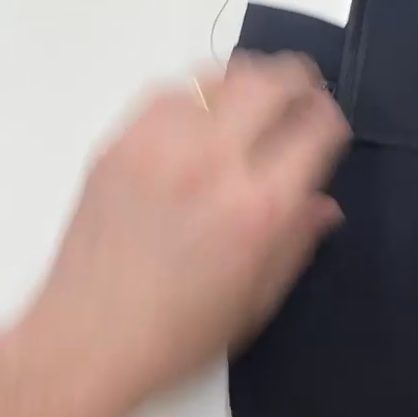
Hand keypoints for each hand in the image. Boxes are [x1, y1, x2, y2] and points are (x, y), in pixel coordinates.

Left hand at [19, 53, 350, 414]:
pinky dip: (195, 95)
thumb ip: (297, 242)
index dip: (331, 118)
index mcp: (258, 208)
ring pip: (218, 77)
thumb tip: (324, 204)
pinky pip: (168, 93)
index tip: (329, 124)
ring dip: (246, 82)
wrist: (86, 340)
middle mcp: (212, 162)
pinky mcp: (118, 145)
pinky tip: (198, 117)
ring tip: (251, 102)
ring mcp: (159, 146)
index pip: (315, 129)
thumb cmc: (178, 334)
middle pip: (270, 83)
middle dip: (298, 81)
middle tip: (302, 93)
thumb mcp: (256, 301)